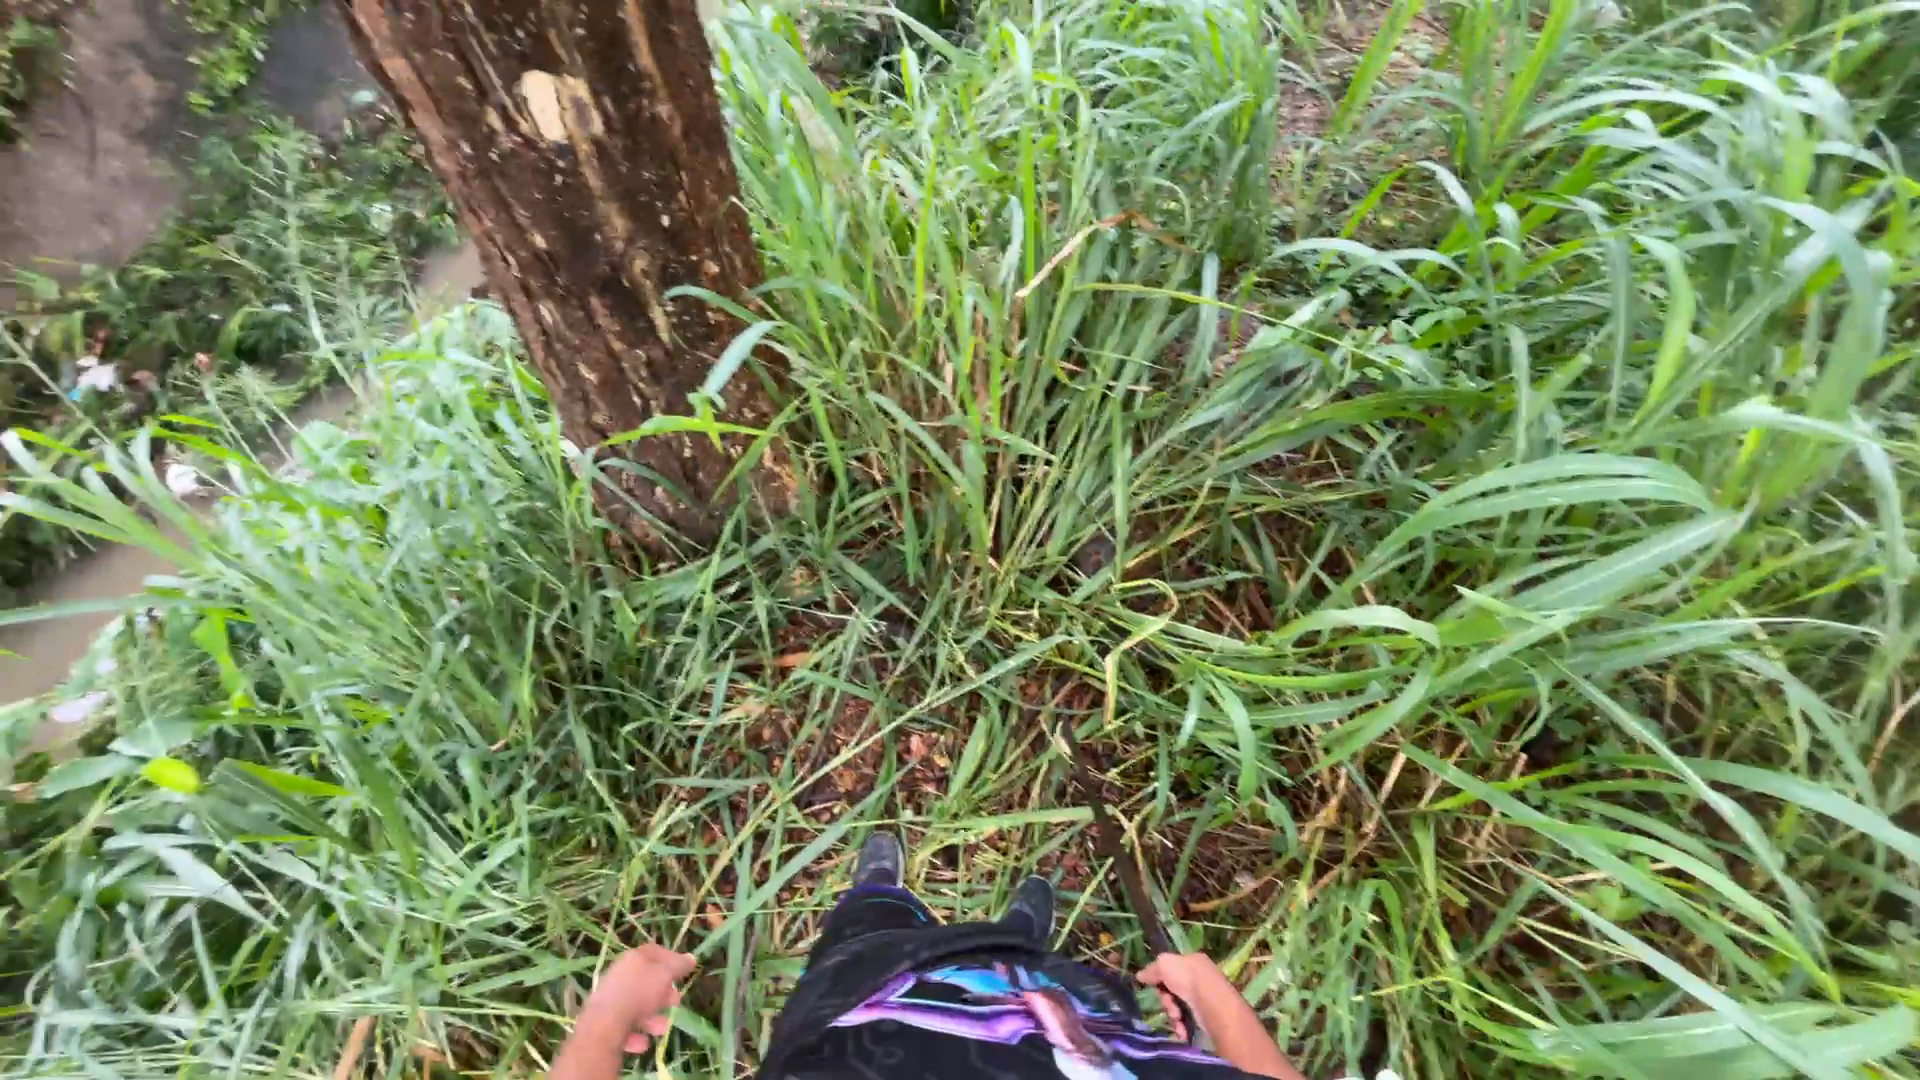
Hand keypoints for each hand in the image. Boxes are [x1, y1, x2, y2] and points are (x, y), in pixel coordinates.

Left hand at [584, 945, 695, 1053]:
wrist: (604, 1024)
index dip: (672, 959)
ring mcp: (610, 997)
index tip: (684, 971)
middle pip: (646, 980)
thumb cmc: (639, 992)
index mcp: (634, 958)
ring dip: (652, 1016)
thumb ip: (679, 966)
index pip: (655, 952)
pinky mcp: (602, 1020)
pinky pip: (624, 1024)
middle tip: (676, 1001)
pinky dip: (636, 1032)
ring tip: (663, 1027)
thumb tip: (692, 958)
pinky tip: (644, 1042)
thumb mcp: (666, 975)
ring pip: (636, 1004)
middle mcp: (620, 974)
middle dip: (664, 992)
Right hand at [1137, 952, 1239, 1041]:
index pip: (1171, 969)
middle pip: (1172, 991)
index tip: (1155, 986)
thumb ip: (1151, 970)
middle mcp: (1199, 979)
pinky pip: (1187, 1023)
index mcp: (1192, 962)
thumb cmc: (1188, 977)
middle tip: (1168, 1004)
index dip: (1161, 978)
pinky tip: (1182, 1029)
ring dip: (1173, 1014)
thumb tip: (1140, 976)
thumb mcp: (1164, 964)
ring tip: (1177, 1017)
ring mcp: (1204, 1000)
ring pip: (1178, 1008)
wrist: (1212, 1003)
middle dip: (1166, 1000)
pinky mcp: (1206, 1019)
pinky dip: (1182, 1027)